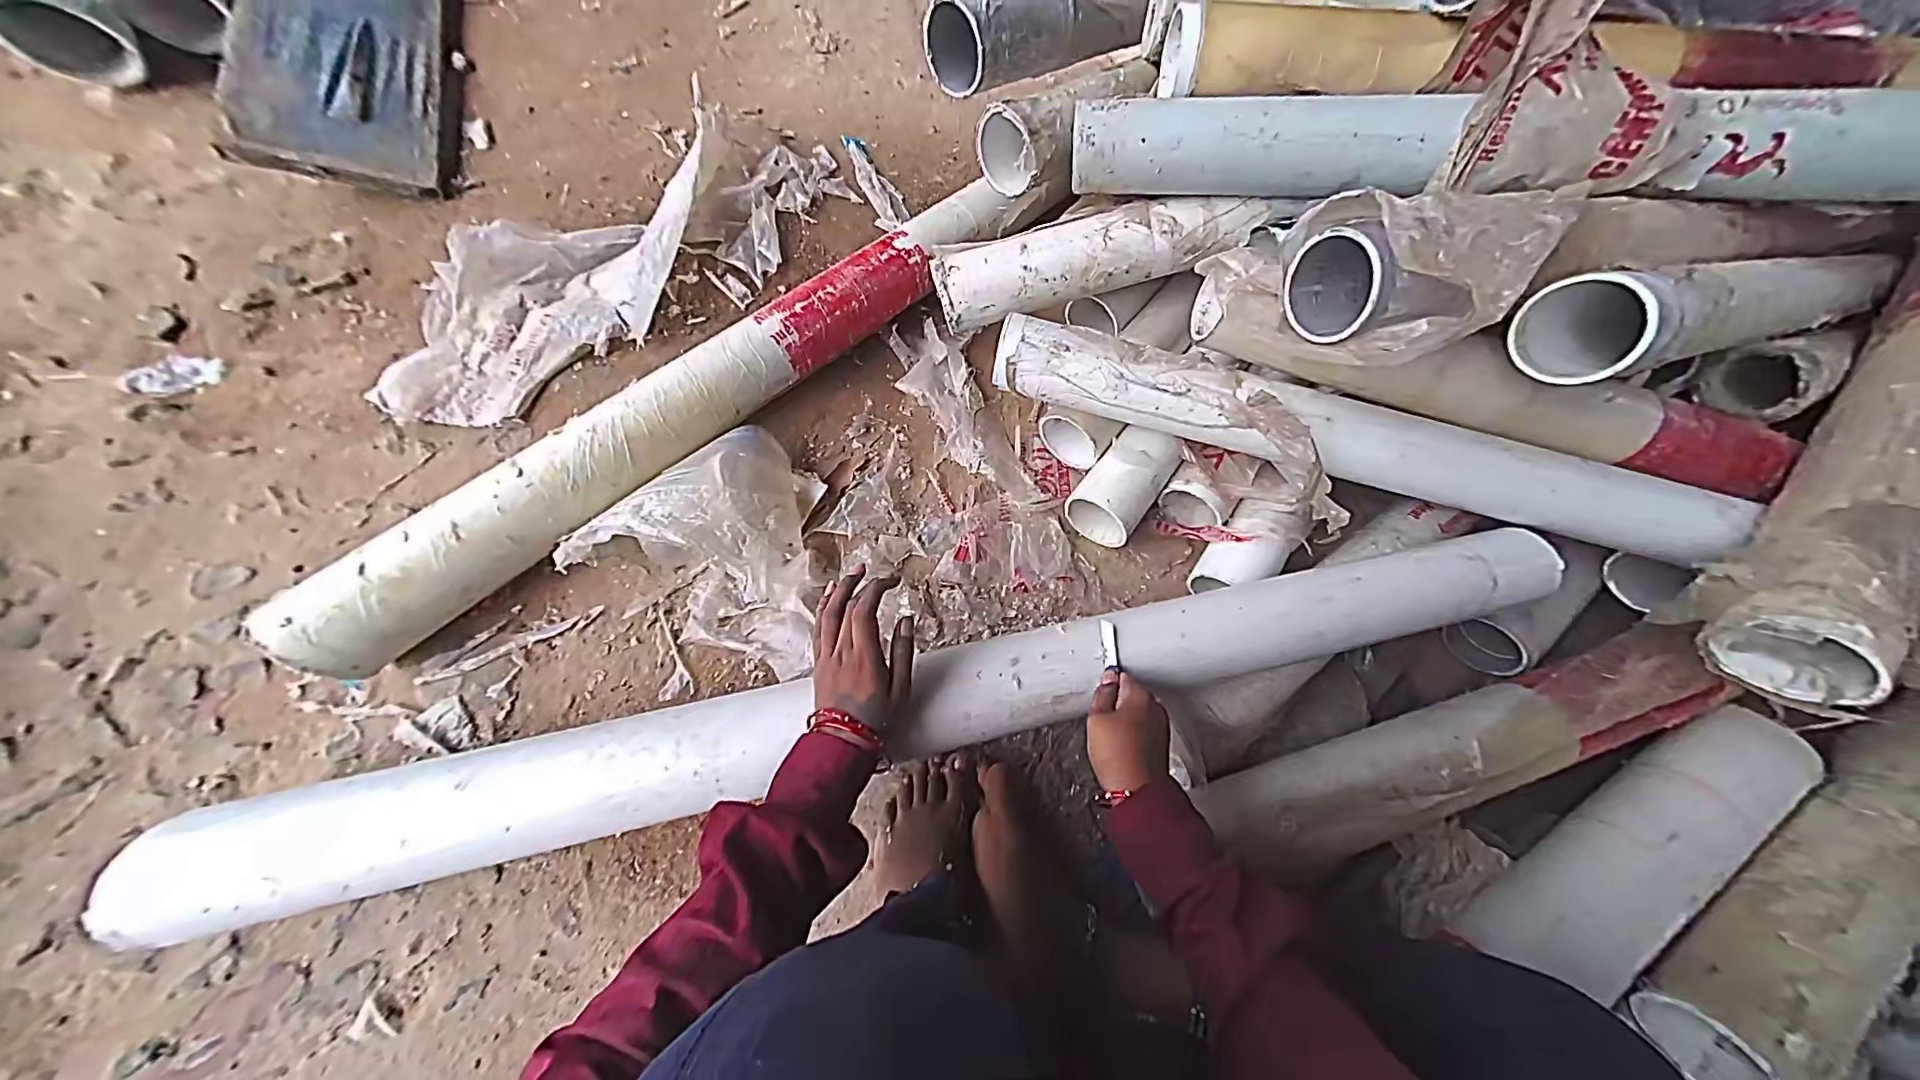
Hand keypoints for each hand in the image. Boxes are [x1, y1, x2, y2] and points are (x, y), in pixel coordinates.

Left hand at [814, 567, 914, 732]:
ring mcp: (827, 656)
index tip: (892, 581)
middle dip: (857, 583)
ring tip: (849, 576)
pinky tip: (828, 599)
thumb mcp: (901, 689)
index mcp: (864, 656)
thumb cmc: (876, 720)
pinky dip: (823, 609)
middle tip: (869, 570)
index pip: (864, 610)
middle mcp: (842, 652)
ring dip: (838, 591)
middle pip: (845, 606)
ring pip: (828, 614)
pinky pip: (818, 628)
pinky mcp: (819, 663)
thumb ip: (904, 651)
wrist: (842, 742)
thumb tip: (906, 620)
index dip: (877, 589)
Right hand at [1086, 669, 1168, 793]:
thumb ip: (1102, 694)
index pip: (1122, 677)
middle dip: (1117, 703)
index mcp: (1140, 696)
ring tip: (1111, 737)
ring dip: (1125, 719)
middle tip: (1101, 719)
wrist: (1136, 789)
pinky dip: (1133, 734)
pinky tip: (1121, 746)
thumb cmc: (1118, 756)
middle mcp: (1155, 707)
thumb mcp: (1097, 718)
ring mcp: (1160, 725)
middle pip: (1132, 694)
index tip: (1100, 694)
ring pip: (1138, 712)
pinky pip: (1143, 729)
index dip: (1107, 685)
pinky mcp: (1160, 742)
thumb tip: (1107, 682)